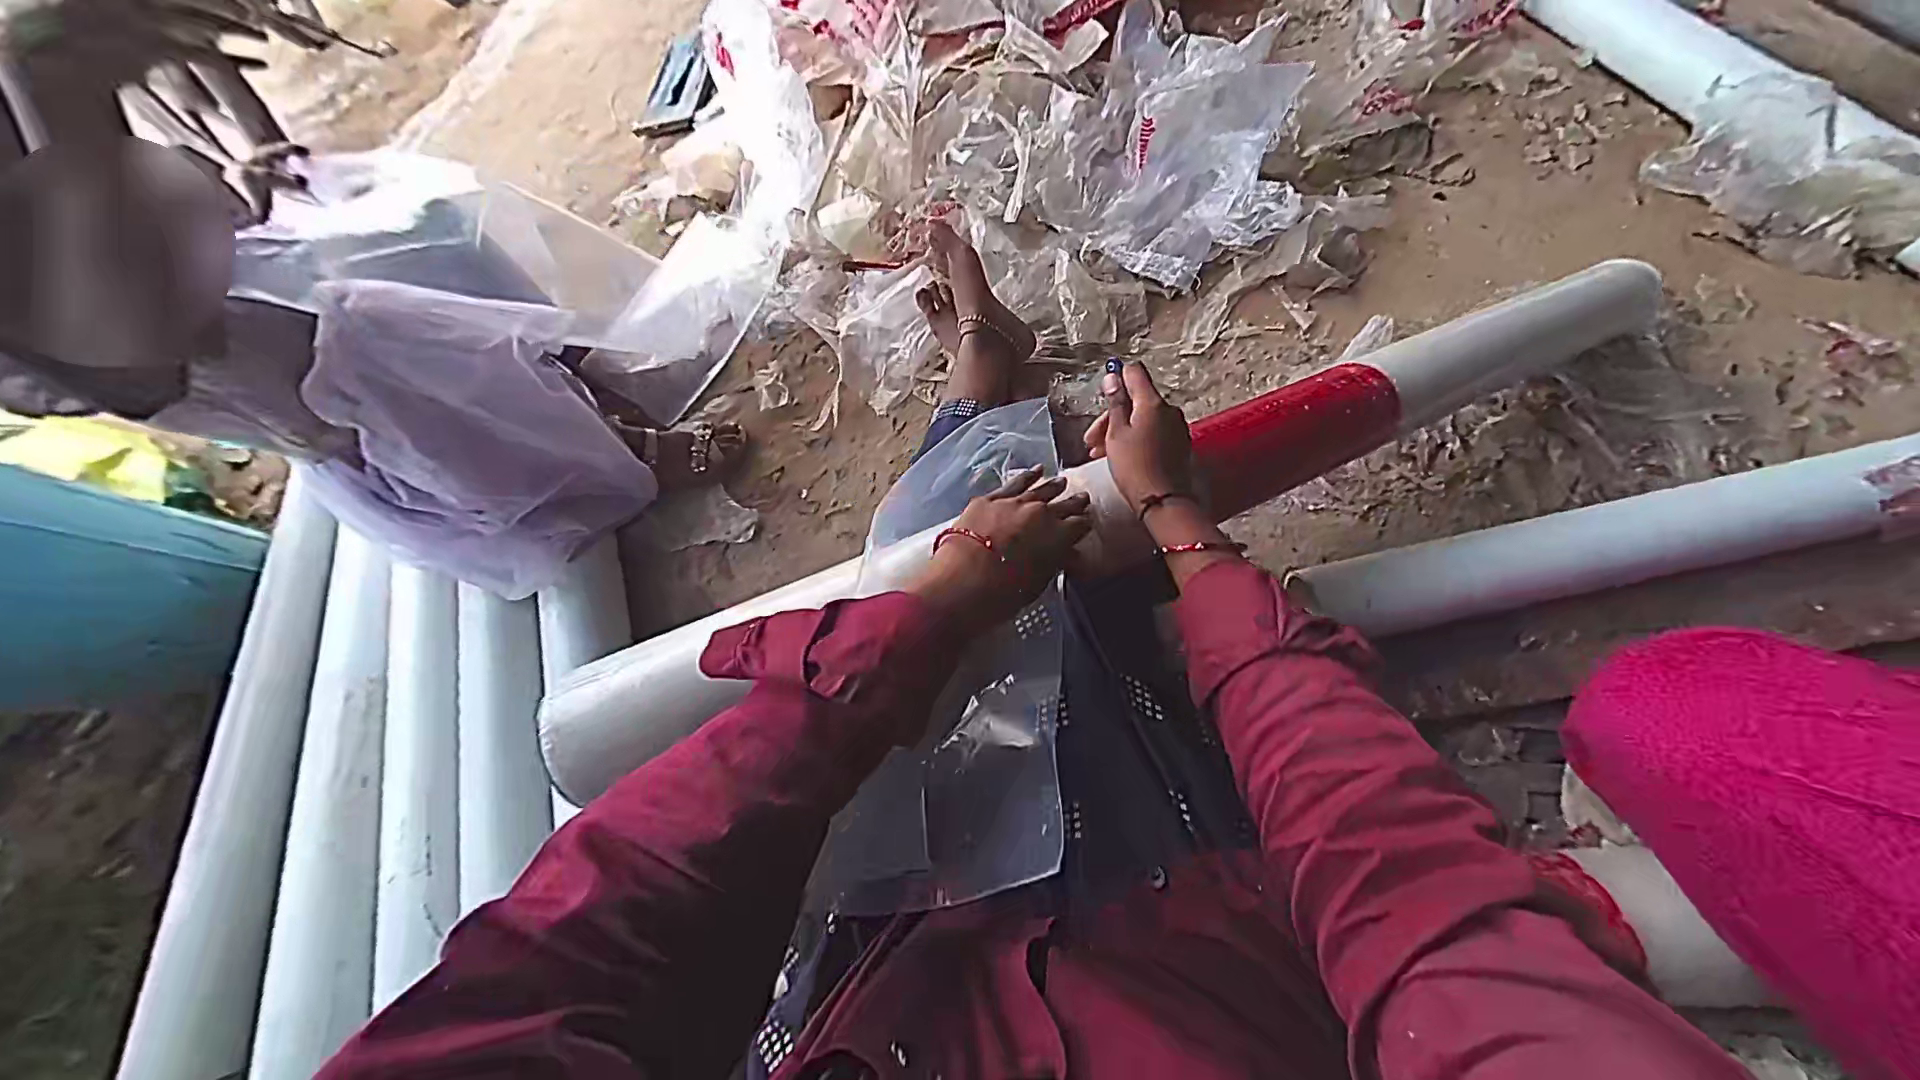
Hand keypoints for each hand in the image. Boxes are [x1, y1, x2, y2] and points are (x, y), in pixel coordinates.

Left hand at [906, 465, 1090, 633]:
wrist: (964, 581)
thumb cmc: (1003, 594)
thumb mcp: (1038, 584)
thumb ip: (1051, 565)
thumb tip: (1058, 556)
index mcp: (1060, 536)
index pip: (1080, 525)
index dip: (1084, 524)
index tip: (1086, 523)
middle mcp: (1042, 514)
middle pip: (1063, 504)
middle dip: (1074, 502)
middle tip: (1082, 498)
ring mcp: (1015, 503)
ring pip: (1039, 489)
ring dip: (1052, 486)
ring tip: (1061, 482)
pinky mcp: (990, 500)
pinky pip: (1013, 484)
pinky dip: (1026, 477)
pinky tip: (1034, 472)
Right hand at [1082, 361, 1193, 513]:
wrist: (1161, 500)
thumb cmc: (1134, 467)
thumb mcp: (1115, 434)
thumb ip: (1115, 403)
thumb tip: (1113, 378)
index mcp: (1152, 403)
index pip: (1134, 372)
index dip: (1117, 378)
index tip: (1104, 394)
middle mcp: (1168, 410)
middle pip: (1136, 400)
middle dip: (1113, 414)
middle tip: (1092, 438)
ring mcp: (1176, 427)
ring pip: (1143, 419)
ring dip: (1120, 430)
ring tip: (1100, 452)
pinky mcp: (1177, 444)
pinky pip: (1153, 432)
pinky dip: (1135, 439)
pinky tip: (1119, 456)